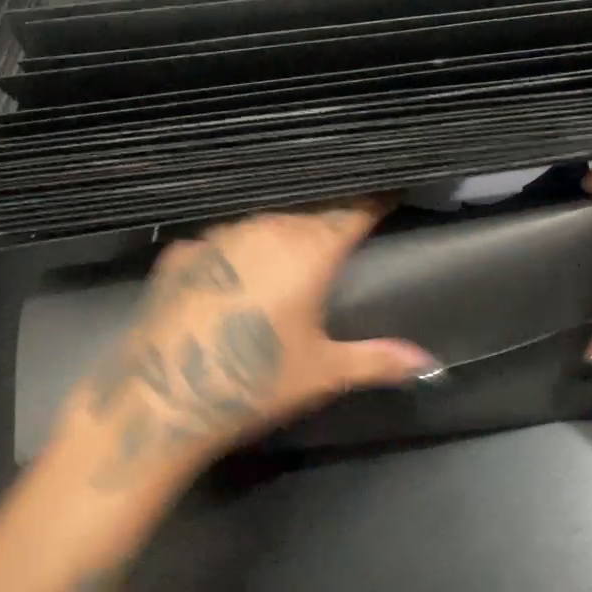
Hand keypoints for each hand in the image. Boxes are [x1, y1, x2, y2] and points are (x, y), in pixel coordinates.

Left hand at [62, 197, 439, 488]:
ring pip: (263, 219)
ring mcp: (219, 233)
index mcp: (310, 248)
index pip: (355, 208)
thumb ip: (379, 359)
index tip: (391, 190)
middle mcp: (267, 226)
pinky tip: (231, 276)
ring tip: (285, 256)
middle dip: (328, 218)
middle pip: (308, 210)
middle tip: (340, 237)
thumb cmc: (254, 383)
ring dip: (280, 231)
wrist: (160, 400)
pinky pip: (221, 239)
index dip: (376, 199)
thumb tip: (431, 362)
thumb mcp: (323, 372)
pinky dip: (235, 250)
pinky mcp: (182, 249)